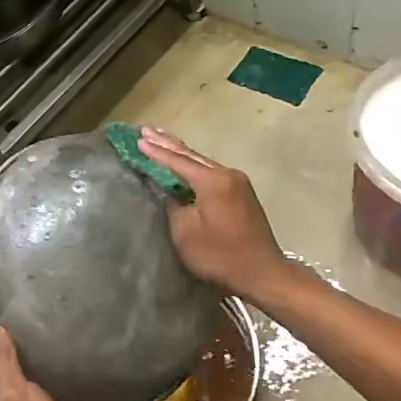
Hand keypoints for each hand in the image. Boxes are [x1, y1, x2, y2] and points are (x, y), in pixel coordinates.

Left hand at [0, 321, 107, 400]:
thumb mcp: (13, 395)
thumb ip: (2, 359)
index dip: (7, 343)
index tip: (26, 319)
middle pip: (24, 369)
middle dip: (37, 350)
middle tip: (55, 319)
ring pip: (49, 377)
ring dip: (59, 361)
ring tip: (73, 329)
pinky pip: (71, 388)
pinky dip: (77, 375)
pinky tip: (88, 353)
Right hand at [138, 127, 302, 300]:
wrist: (262, 271)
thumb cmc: (221, 255)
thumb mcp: (186, 233)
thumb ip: (173, 206)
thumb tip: (169, 192)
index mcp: (213, 181)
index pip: (178, 161)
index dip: (156, 152)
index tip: (138, 139)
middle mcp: (228, 174)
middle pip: (192, 156)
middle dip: (168, 143)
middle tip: (146, 129)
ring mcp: (238, 182)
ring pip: (203, 162)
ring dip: (181, 152)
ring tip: (161, 138)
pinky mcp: (242, 192)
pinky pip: (212, 172)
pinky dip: (194, 165)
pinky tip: (184, 161)